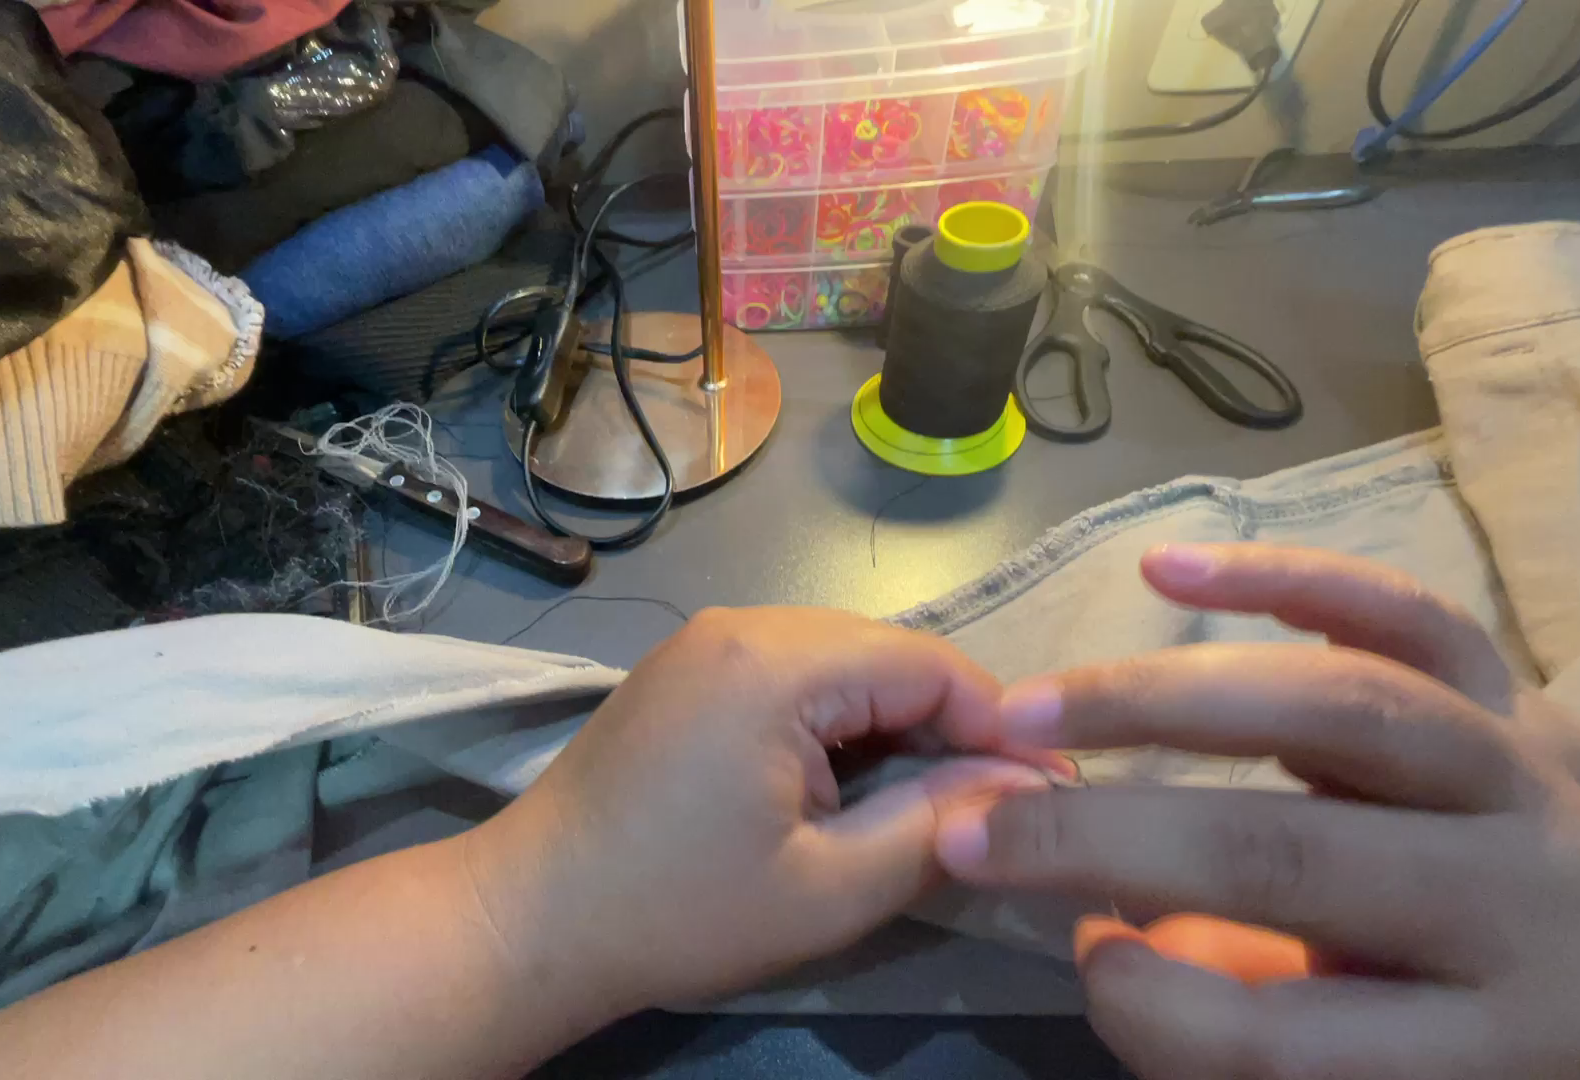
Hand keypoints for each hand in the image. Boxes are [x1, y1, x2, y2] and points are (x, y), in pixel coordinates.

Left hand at [460, 608, 1058, 1016]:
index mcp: (774, 661)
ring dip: (885, 717)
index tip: (1039, 788)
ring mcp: (704, 638)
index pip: (923, 661)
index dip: (995, 720)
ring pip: (835, 657)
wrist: (540, 908)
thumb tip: (1030, 785)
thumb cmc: (680, 908)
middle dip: (941, 720)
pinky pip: (786, 668)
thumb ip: (938, 823)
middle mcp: (739, 623)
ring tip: (913, 794)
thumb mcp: (829, 886)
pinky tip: (836, 771)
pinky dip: (829, 712)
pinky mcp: (685, 663)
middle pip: (878, 651)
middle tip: (979, 801)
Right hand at [938, 544, 1579, 1079]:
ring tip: (1027, 706)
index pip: (1283, 1042)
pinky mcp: (1518, 691)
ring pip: (1326, 706)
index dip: (1142, 1006)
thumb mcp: (1383, 1077)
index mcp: (1513, 1048)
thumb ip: (1243, 1021)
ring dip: (1142, 699)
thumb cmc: (1498, 1030)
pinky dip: (1277, 579)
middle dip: (1091, 836)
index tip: (1081, 957)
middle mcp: (1539, 906)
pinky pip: (1403, 614)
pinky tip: (1162, 567)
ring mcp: (1535, 774)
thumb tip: (1109, 934)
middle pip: (1277, 855)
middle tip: (973, 828)